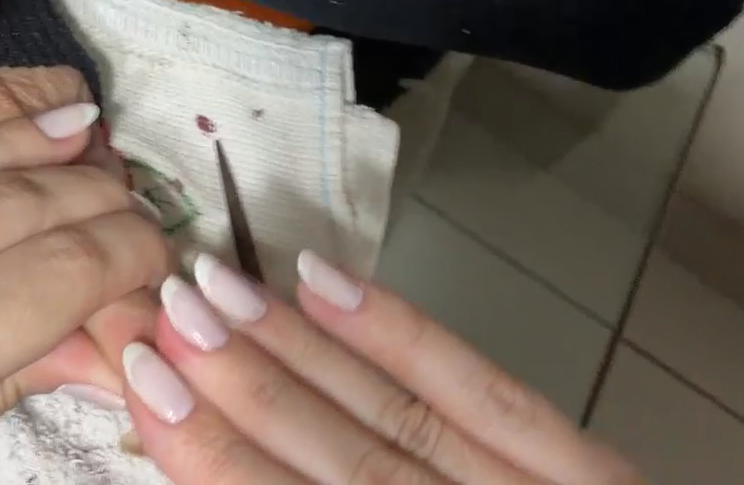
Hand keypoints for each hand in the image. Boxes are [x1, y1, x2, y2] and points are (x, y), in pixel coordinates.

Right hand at [122, 252, 643, 483]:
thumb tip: (197, 465)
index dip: (216, 457)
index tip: (147, 381)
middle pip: (350, 465)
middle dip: (246, 384)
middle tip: (168, 310)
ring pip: (400, 417)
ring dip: (297, 344)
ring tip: (213, 279)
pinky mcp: (596, 479)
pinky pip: (492, 395)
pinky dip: (400, 331)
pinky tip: (321, 278)